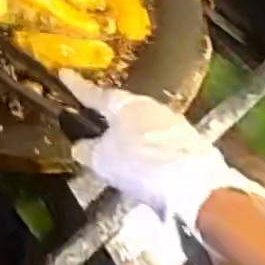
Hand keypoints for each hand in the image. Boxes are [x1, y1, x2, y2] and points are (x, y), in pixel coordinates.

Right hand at [59, 74, 264, 229]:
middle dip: (108, 114)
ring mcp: (174, 123)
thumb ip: (87, 150)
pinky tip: (151, 166)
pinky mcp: (195, 145)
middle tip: (94, 120)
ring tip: (124, 150)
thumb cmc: (142, 166)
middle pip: (121, 107)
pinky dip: (153, 150)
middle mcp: (148, 105)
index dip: (75, 85)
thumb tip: (80, 147)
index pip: (91, 92)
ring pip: (144, 124)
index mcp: (122, 103)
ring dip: (133, 134)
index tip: (63, 73)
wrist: (201, 191)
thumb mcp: (103, 161)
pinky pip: (163, 142)